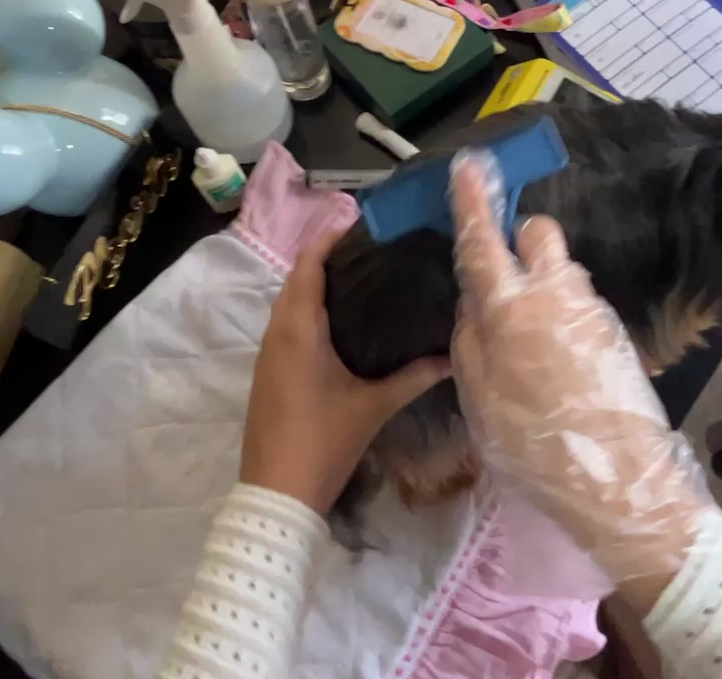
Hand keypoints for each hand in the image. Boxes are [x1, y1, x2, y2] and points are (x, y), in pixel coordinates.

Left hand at [240, 224, 450, 515]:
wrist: (275, 494)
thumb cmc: (323, 441)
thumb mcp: (374, 406)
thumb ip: (415, 376)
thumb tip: (454, 354)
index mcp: (298, 329)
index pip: (308, 265)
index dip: (330, 240)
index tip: (362, 226)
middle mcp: (276, 332)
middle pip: (297, 279)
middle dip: (327, 259)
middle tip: (372, 252)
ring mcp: (267, 353)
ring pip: (288, 303)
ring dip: (314, 285)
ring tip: (360, 278)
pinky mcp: (267, 372)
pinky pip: (285, 325)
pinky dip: (306, 311)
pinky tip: (338, 322)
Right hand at [448, 155, 713, 589]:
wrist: (620, 482)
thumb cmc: (531, 442)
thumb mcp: (478, 397)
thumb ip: (468, 337)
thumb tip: (472, 300)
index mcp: (509, 309)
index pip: (483, 242)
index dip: (473, 201)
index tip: (470, 163)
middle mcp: (555, 294)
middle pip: (539, 234)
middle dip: (522, 240)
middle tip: (510, 277)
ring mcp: (591, 309)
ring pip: (563, 270)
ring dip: (545, 285)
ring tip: (535, 343)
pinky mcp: (615, 329)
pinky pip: (580, 303)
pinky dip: (564, 315)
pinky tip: (561, 362)